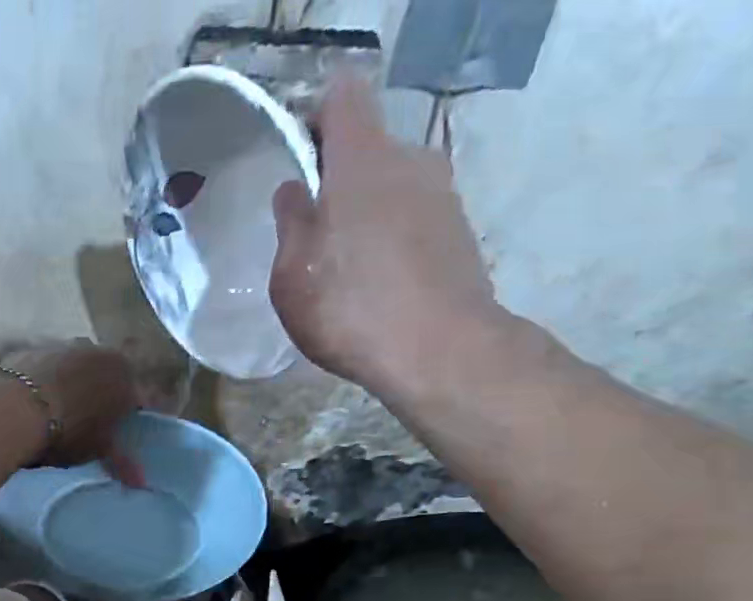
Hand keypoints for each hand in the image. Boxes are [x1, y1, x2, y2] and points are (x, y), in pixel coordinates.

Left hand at [3, 342, 145, 484]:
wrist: (16, 410)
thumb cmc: (70, 431)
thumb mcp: (99, 449)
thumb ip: (122, 461)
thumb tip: (140, 481)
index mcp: (125, 374)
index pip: (136, 397)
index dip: (129, 418)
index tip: (120, 434)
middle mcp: (99, 352)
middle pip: (105, 377)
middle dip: (101, 397)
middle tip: (90, 424)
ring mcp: (64, 346)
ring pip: (75, 369)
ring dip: (72, 385)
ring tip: (58, 413)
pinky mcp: (32, 349)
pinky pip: (46, 369)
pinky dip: (45, 382)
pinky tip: (35, 402)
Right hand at [270, 77, 513, 399]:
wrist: (440, 352)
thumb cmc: (351, 308)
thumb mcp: (292, 274)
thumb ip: (290, 223)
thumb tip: (296, 190)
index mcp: (362, 158)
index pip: (342, 95)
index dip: (317, 118)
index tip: (303, 161)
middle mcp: (411, 161)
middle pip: (369, 148)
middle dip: (341, 180)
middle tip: (319, 234)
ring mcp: (444, 197)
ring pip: (394, 187)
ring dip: (370, 213)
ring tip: (352, 271)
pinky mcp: (462, 234)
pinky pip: (417, 220)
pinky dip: (397, 240)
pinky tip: (384, 288)